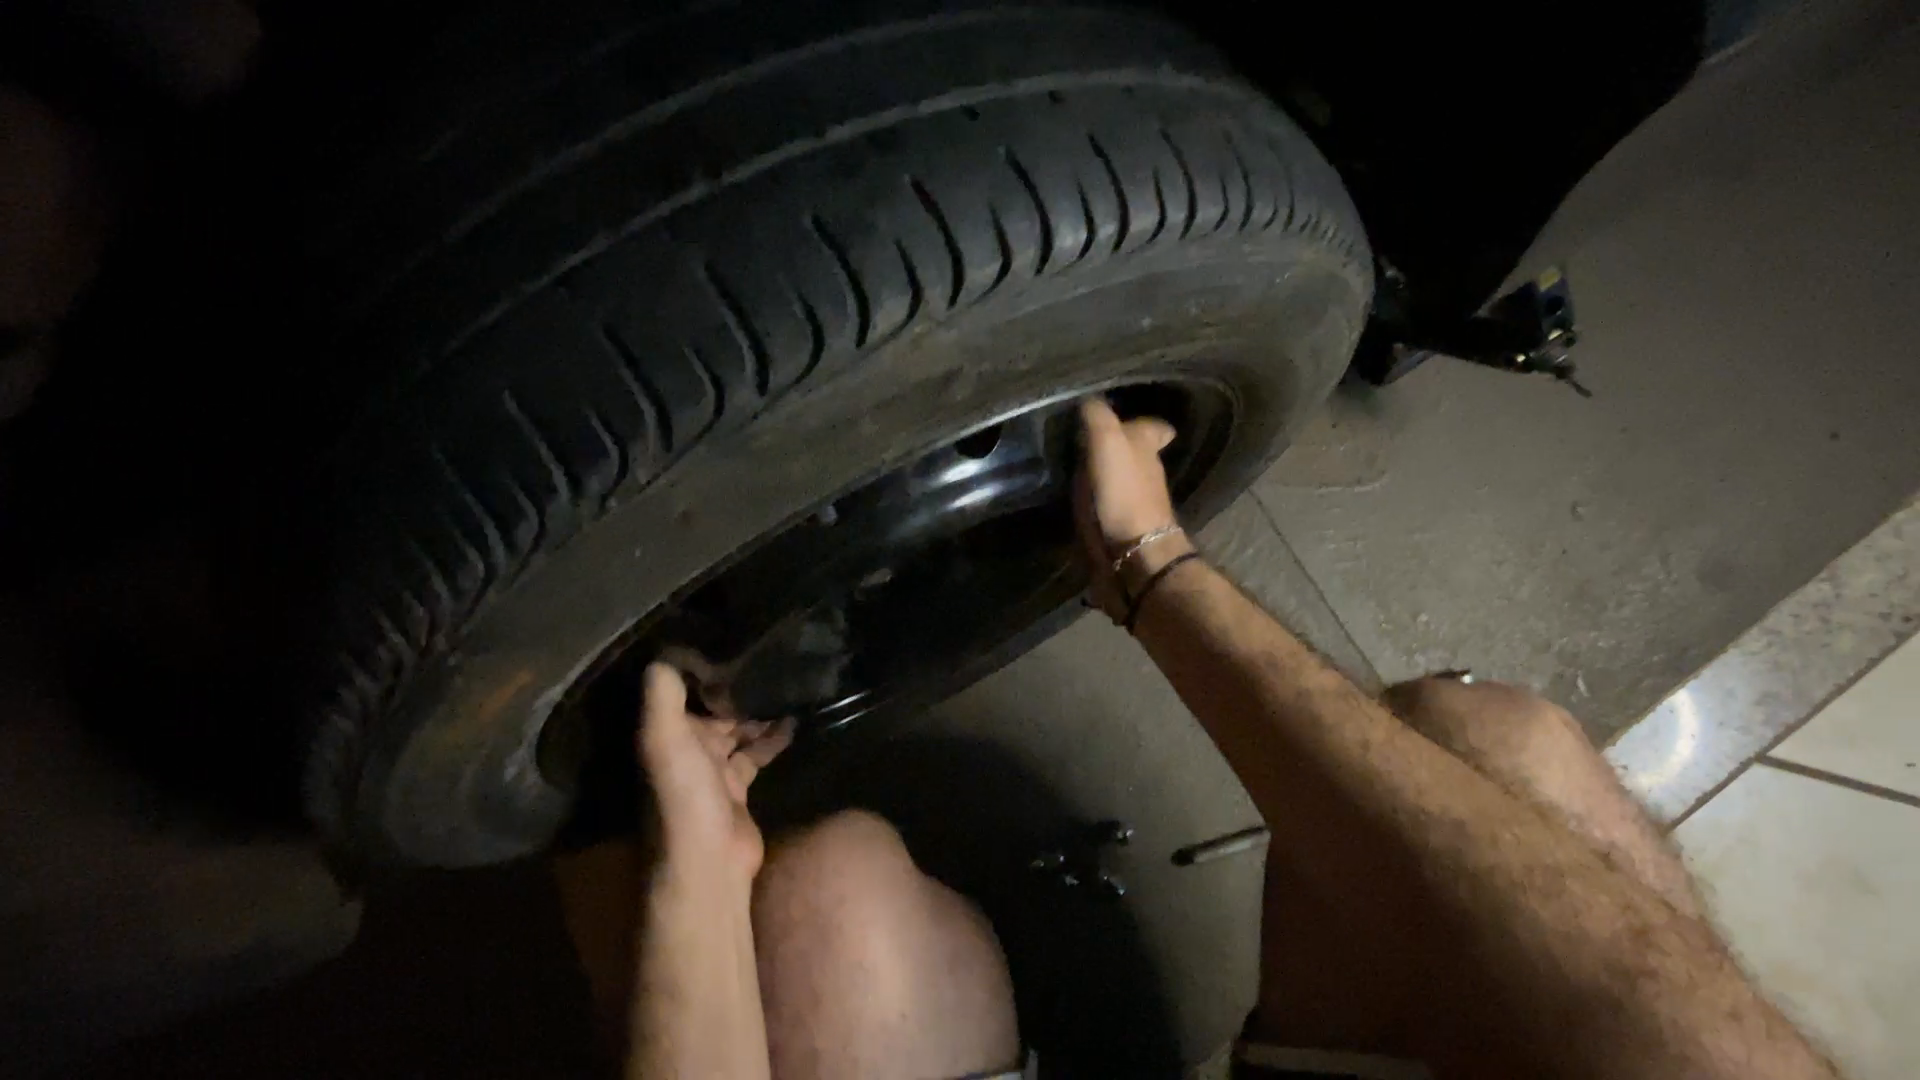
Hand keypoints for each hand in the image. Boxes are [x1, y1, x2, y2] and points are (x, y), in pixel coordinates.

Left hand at [636, 663, 793, 887]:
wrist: (708, 862)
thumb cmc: (685, 796)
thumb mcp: (666, 741)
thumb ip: (663, 698)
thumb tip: (664, 655)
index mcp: (667, 735)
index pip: (684, 693)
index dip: (705, 671)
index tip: (732, 644)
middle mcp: (685, 750)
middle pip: (712, 711)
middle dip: (735, 690)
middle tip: (767, 662)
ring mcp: (711, 771)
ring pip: (736, 731)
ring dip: (756, 713)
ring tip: (785, 687)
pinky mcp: (737, 790)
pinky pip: (755, 754)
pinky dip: (771, 739)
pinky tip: (793, 724)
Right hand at [1074, 398, 1193, 621]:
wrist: (1132, 557)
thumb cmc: (1124, 494)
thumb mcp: (1107, 442)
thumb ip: (1097, 416)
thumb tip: (1086, 397)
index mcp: (1147, 447)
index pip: (1154, 426)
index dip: (1142, 420)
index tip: (1123, 413)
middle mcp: (1145, 472)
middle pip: (1135, 452)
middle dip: (1117, 444)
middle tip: (1085, 435)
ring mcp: (1132, 502)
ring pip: (1119, 478)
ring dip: (1102, 471)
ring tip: (1070, 461)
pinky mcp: (1116, 527)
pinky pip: (1103, 505)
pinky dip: (1092, 499)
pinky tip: (1071, 495)